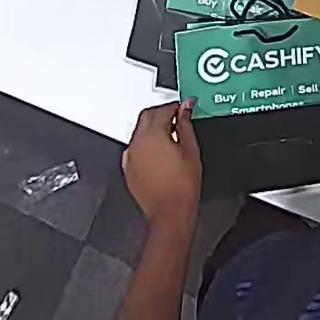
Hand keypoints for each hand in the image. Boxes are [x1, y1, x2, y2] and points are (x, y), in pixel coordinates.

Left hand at [124, 99, 200, 234]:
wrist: (171, 213)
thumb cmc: (182, 186)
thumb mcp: (191, 148)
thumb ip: (186, 124)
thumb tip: (185, 108)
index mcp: (153, 136)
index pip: (162, 110)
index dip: (176, 106)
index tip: (185, 107)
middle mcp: (137, 144)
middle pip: (146, 116)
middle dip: (162, 112)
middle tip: (178, 116)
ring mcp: (131, 158)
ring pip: (139, 131)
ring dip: (153, 126)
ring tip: (171, 133)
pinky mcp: (129, 170)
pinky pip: (135, 147)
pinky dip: (145, 142)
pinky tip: (159, 149)